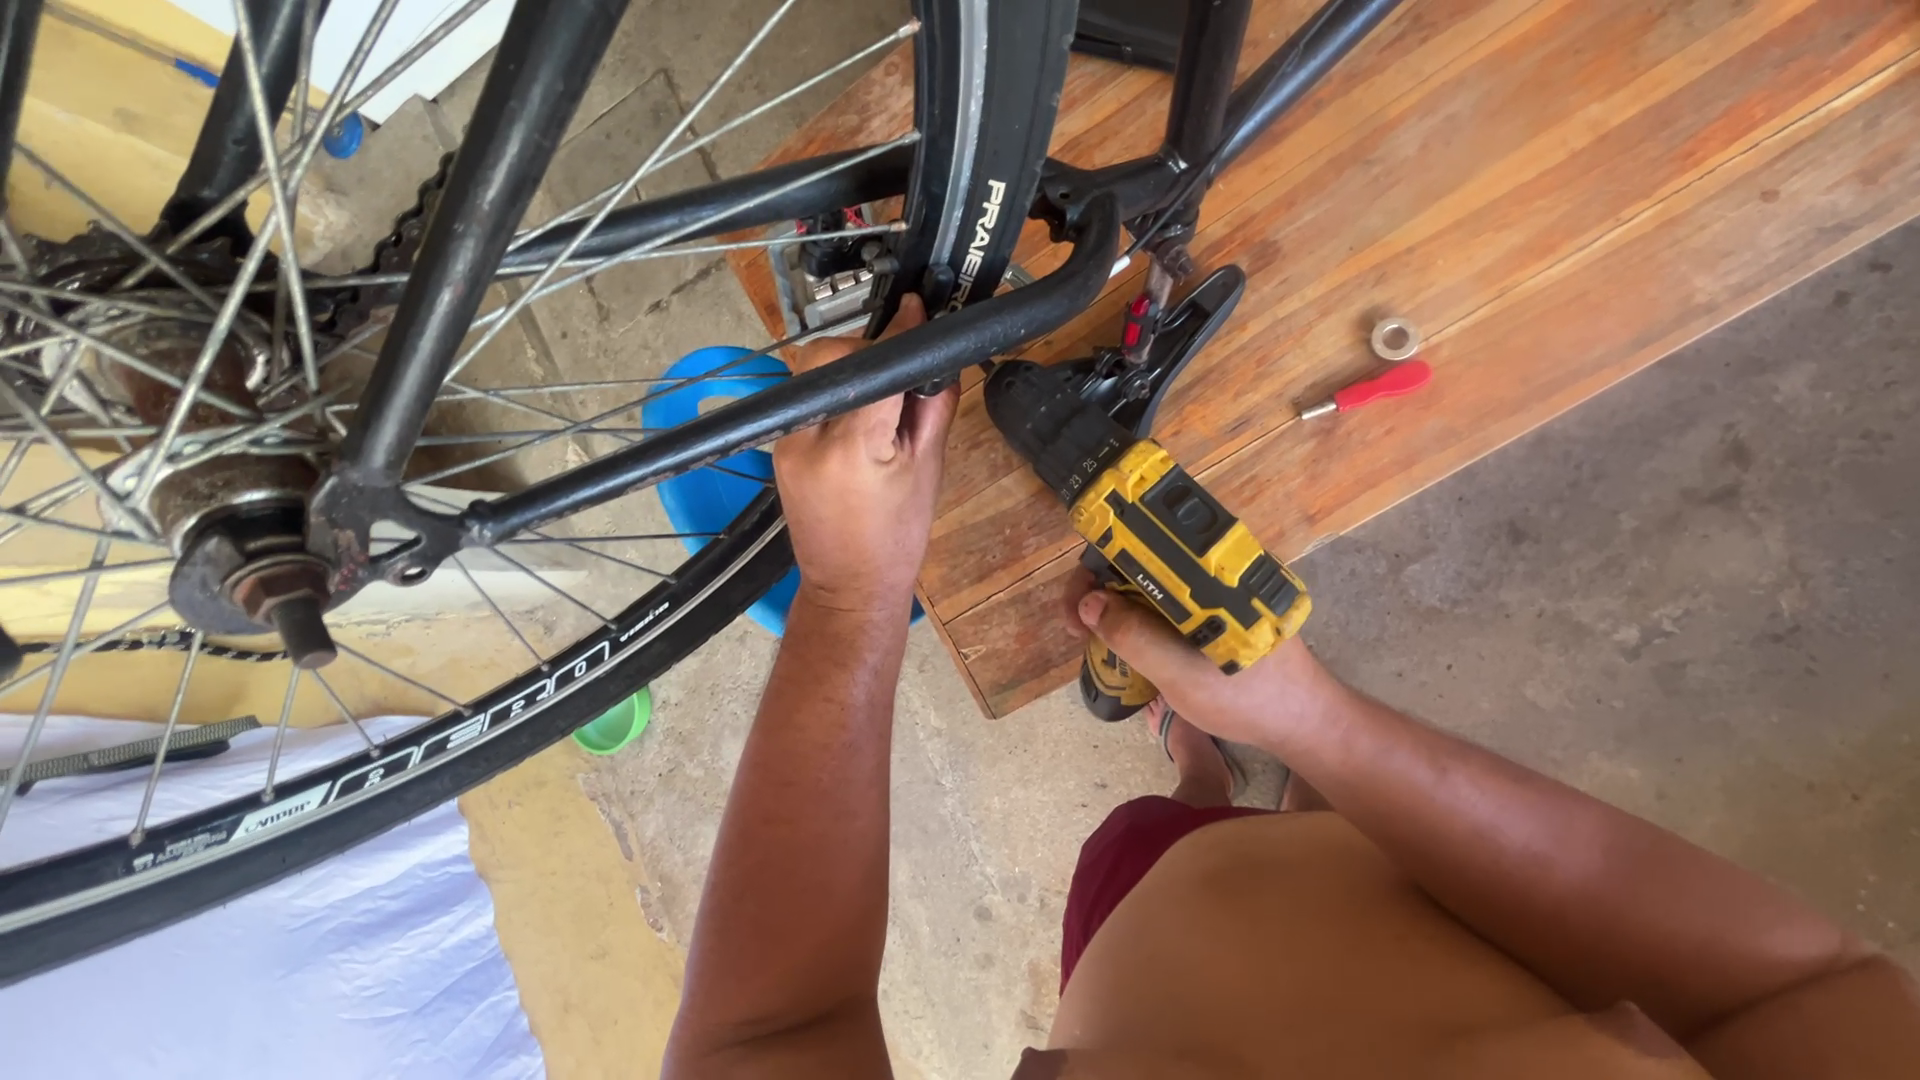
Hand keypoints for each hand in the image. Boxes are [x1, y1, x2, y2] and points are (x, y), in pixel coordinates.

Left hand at [772, 295, 958, 613]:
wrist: (849, 587)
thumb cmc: (898, 537)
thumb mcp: (929, 469)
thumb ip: (933, 404)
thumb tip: (935, 354)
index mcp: (852, 446)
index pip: (875, 366)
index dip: (899, 334)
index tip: (916, 309)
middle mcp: (807, 436)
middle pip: (829, 357)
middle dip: (864, 351)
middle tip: (897, 372)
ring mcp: (785, 443)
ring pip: (812, 373)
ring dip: (847, 370)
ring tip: (879, 398)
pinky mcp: (778, 448)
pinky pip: (806, 400)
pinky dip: (835, 395)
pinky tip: (858, 417)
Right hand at [1063, 569, 1337, 750]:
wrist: (1304, 721)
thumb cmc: (1250, 699)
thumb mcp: (1182, 675)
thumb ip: (1135, 637)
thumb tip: (1089, 602)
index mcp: (1210, 570)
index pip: (1139, 542)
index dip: (1097, 565)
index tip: (1078, 608)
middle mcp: (1211, 565)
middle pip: (1136, 556)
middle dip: (1097, 587)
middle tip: (1078, 629)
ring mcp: (1212, 584)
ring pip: (1145, 578)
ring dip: (1113, 602)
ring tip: (1096, 637)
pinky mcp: (1213, 602)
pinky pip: (1161, 596)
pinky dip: (1134, 613)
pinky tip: (1125, 639)